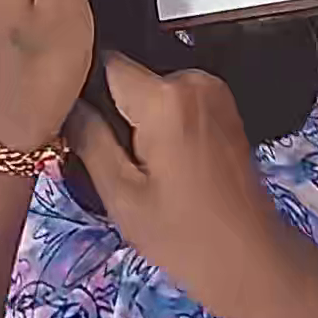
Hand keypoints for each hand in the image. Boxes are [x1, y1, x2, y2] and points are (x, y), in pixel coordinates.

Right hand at [63, 53, 299, 317]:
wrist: (251, 256)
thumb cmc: (183, 235)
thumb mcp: (122, 195)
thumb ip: (88, 138)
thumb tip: (65, 102)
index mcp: (166, 97)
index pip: (107, 61)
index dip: (85, 85)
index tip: (76, 118)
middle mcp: (192, 78)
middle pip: (131, 75)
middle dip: (114, 106)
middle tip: (113, 156)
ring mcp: (212, 87)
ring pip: (152, 86)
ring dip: (138, 113)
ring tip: (142, 162)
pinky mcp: (223, 100)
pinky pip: (176, 95)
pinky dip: (162, 117)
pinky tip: (166, 158)